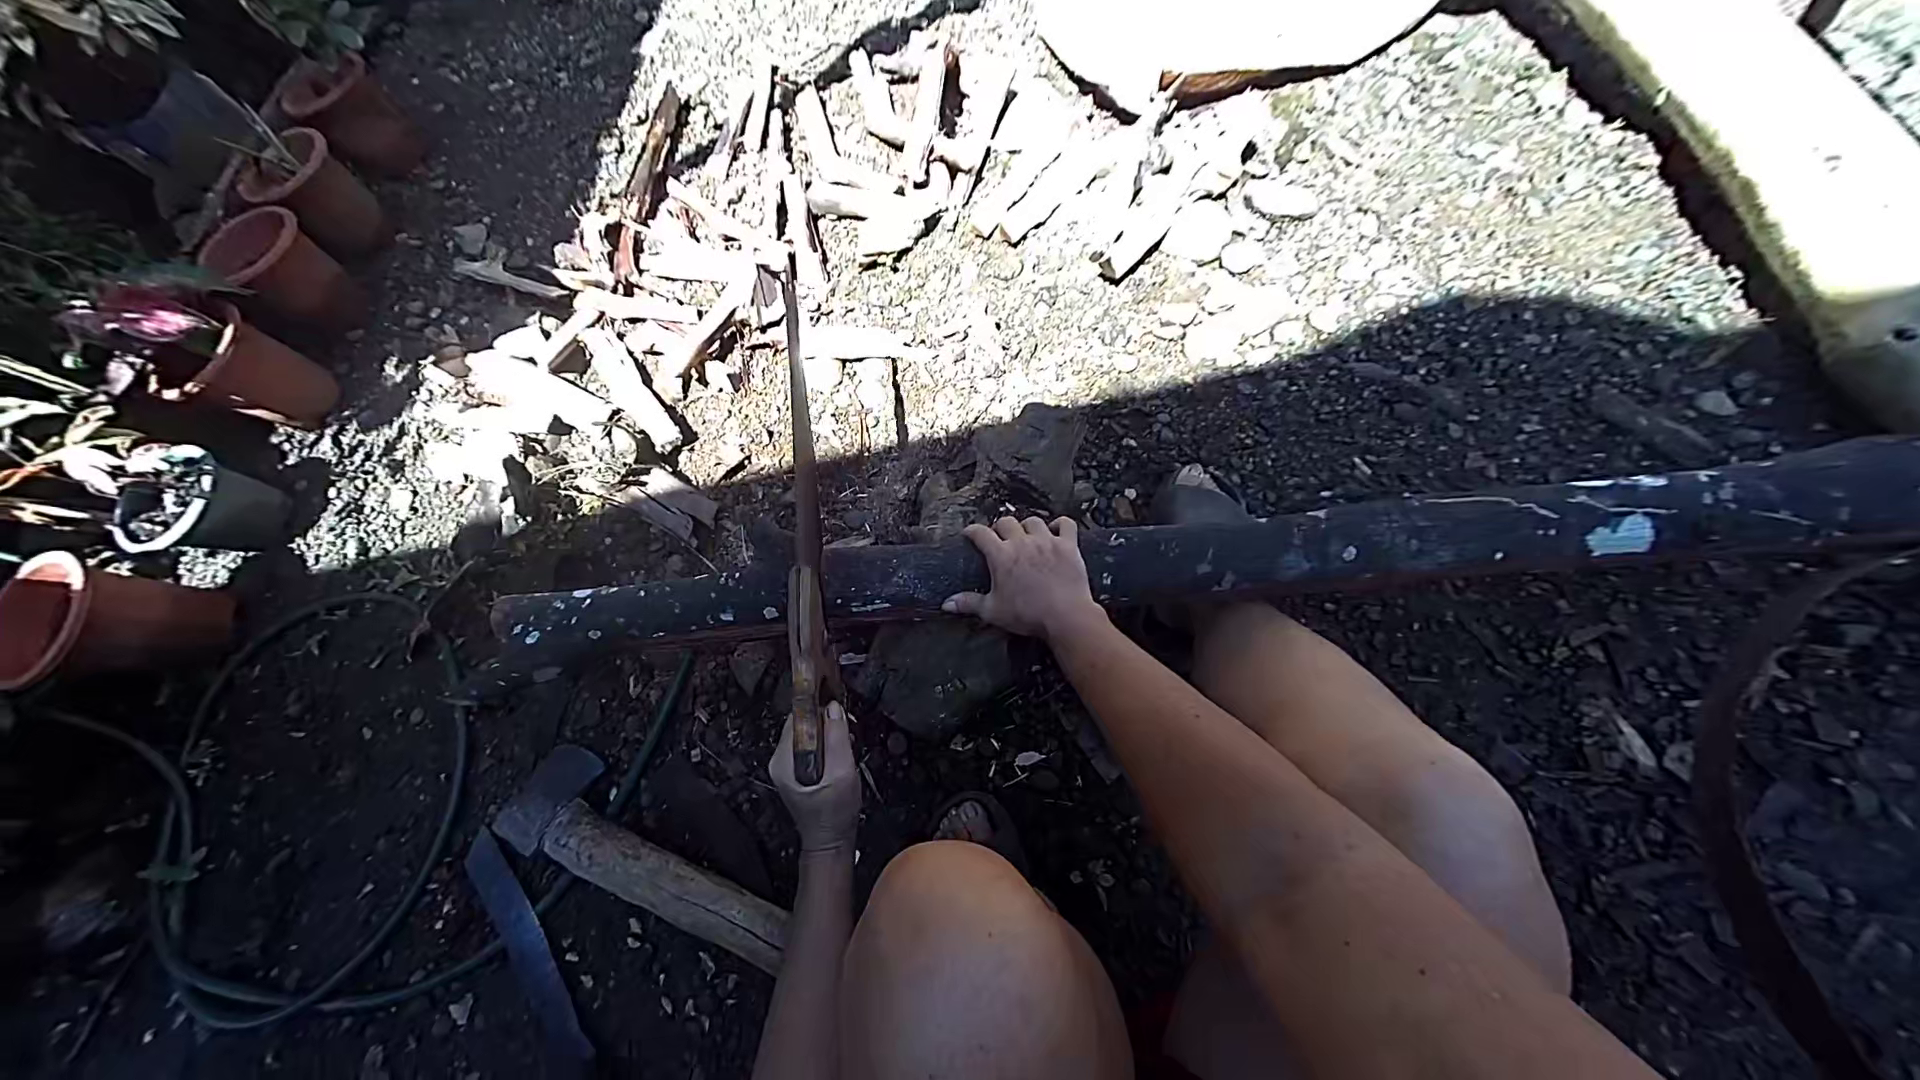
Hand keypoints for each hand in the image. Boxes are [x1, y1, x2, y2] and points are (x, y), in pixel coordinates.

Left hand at [769, 700, 860, 853]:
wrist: (830, 841)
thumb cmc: (835, 813)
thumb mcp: (842, 774)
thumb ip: (837, 739)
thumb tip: (832, 707)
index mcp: (784, 761)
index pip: (796, 718)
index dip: (817, 708)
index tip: (835, 703)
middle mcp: (779, 761)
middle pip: (801, 723)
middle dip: (825, 721)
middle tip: (846, 729)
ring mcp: (786, 766)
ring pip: (807, 732)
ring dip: (827, 732)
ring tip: (845, 743)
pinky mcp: (795, 769)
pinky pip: (810, 744)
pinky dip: (825, 743)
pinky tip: (839, 754)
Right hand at [942, 516, 1106, 642]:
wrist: (1065, 616)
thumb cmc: (1028, 614)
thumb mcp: (992, 611)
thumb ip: (969, 603)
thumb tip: (947, 604)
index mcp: (1001, 555)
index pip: (980, 533)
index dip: (972, 531)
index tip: (970, 533)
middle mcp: (1022, 542)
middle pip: (1006, 522)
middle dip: (1000, 528)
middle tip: (999, 538)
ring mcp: (1047, 541)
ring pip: (1033, 521)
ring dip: (1027, 526)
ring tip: (1026, 535)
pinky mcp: (1068, 546)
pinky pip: (1066, 524)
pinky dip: (1060, 524)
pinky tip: (1056, 530)